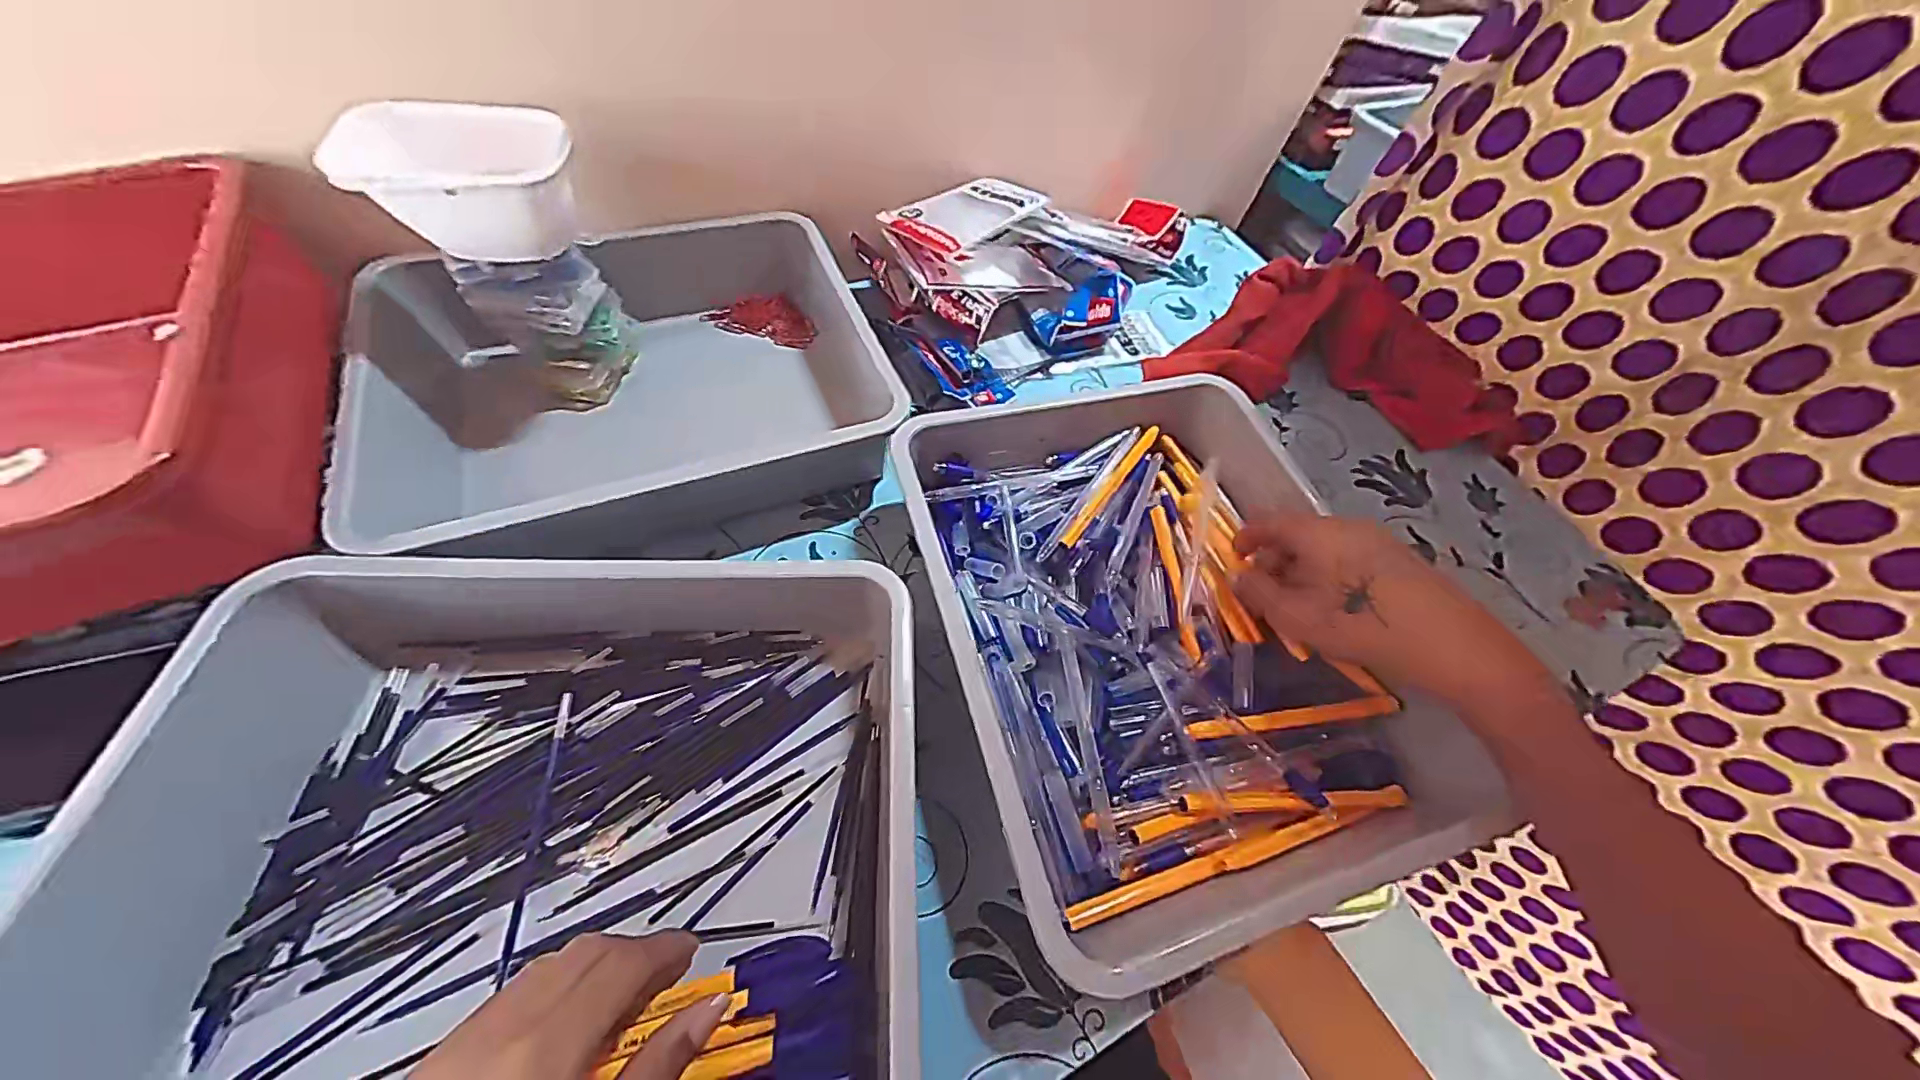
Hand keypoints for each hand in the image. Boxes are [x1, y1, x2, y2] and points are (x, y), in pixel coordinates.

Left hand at [414, 931, 730, 1079]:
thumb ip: (658, 1066)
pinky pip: (512, 996)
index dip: (666, 950)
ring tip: (622, 1001)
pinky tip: (566, 1028)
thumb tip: (705, 1014)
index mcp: (546, 1048)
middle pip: (587, 954)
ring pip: (548, 968)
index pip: (623, 963)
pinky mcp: (437, 1061)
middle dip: (635, 954)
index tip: (689, 954)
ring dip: (595, 969)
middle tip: (667, 976)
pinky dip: (555, 991)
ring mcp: (462, 1044)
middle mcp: (501, 1031)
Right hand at [1231, 514, 1554, 710]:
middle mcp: (1345, 527)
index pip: (1268, 522)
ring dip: (1298, 572)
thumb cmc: (1360, 626)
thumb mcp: (1295, 616)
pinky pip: (1345, 558)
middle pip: (1295, 535)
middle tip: (1261, 595)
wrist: (1451, 645)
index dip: (1245, 538)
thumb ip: (1257, 592)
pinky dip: (1325, 576)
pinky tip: (1331, 609)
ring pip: (1321, 548)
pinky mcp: (1397, 560)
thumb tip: (1237, 575)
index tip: (1234, 560)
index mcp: (1316, 532)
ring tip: (1295, 608)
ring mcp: (1375, 541)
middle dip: (1272, 561)